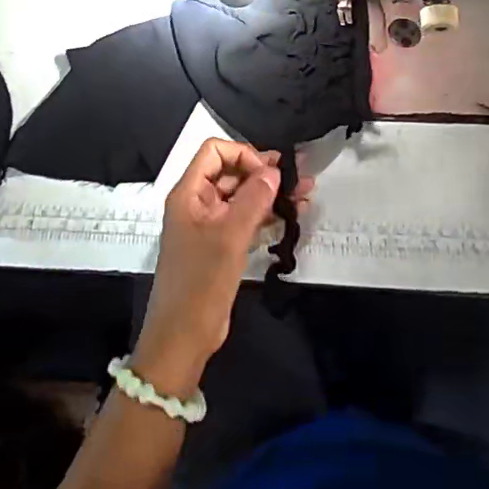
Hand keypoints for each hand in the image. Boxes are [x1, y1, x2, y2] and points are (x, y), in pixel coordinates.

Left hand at [136, 139, 309, 394]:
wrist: (183, 336)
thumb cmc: (201, 282)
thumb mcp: (230, 237)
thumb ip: (253, 199)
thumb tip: (274, 171)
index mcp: (188, 194)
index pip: (214, 152)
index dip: (243, 156)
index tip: (269, 174)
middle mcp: (197, 203)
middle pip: (230, 172)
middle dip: (264, 172)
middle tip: (300, 178)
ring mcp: (209, 225)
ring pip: (241, 197)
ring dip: (270, 194)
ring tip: (305, 194)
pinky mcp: (220, 246)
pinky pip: (244, 219)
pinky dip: (266, 214)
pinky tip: (292, 215)